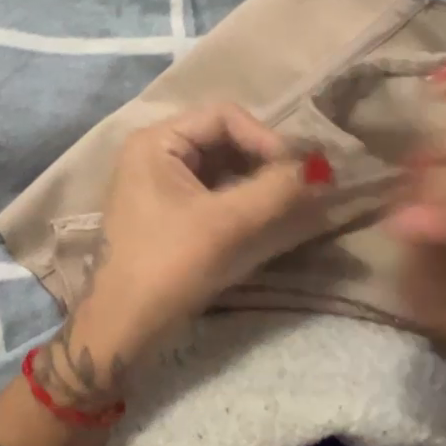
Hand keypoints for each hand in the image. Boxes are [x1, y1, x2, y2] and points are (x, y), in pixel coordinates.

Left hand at [72, 103, 323, 364]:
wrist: (122, 328)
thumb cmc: (168, 268)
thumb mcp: (226, 224)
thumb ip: (277, 190)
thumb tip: (323, 169)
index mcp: (155, 142)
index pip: (224, 116)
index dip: (266, 138)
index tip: (297, 173)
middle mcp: (152, 155)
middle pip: (224, 140)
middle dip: (264, 161)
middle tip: (300, 188)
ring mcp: (158, 186)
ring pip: (221, 169)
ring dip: (257, 183)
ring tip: (289, 205)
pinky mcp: (167, 215)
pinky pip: (212, 194)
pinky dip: (242, 202)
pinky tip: (266, 220)